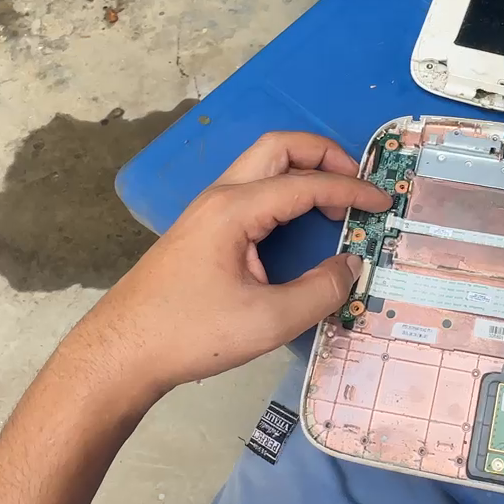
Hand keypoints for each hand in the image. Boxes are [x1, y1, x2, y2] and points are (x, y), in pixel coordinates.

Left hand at [64, 132, 389, 406]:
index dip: (352, 189)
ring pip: (263, 165)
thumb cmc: (191, 334)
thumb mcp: (268, 320)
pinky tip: (299, 220)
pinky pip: (253, 189)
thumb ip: (321, 291)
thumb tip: (351, 265)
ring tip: (336, 202)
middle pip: (279, 148)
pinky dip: (286, 190)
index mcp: (236, 209)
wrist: (118, 355)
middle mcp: (221, 196)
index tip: (384, 203)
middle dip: (325, 155)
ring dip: (304, 171)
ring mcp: (208, 210)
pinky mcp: (203, 228)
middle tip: (358, 181)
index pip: (306, 183)